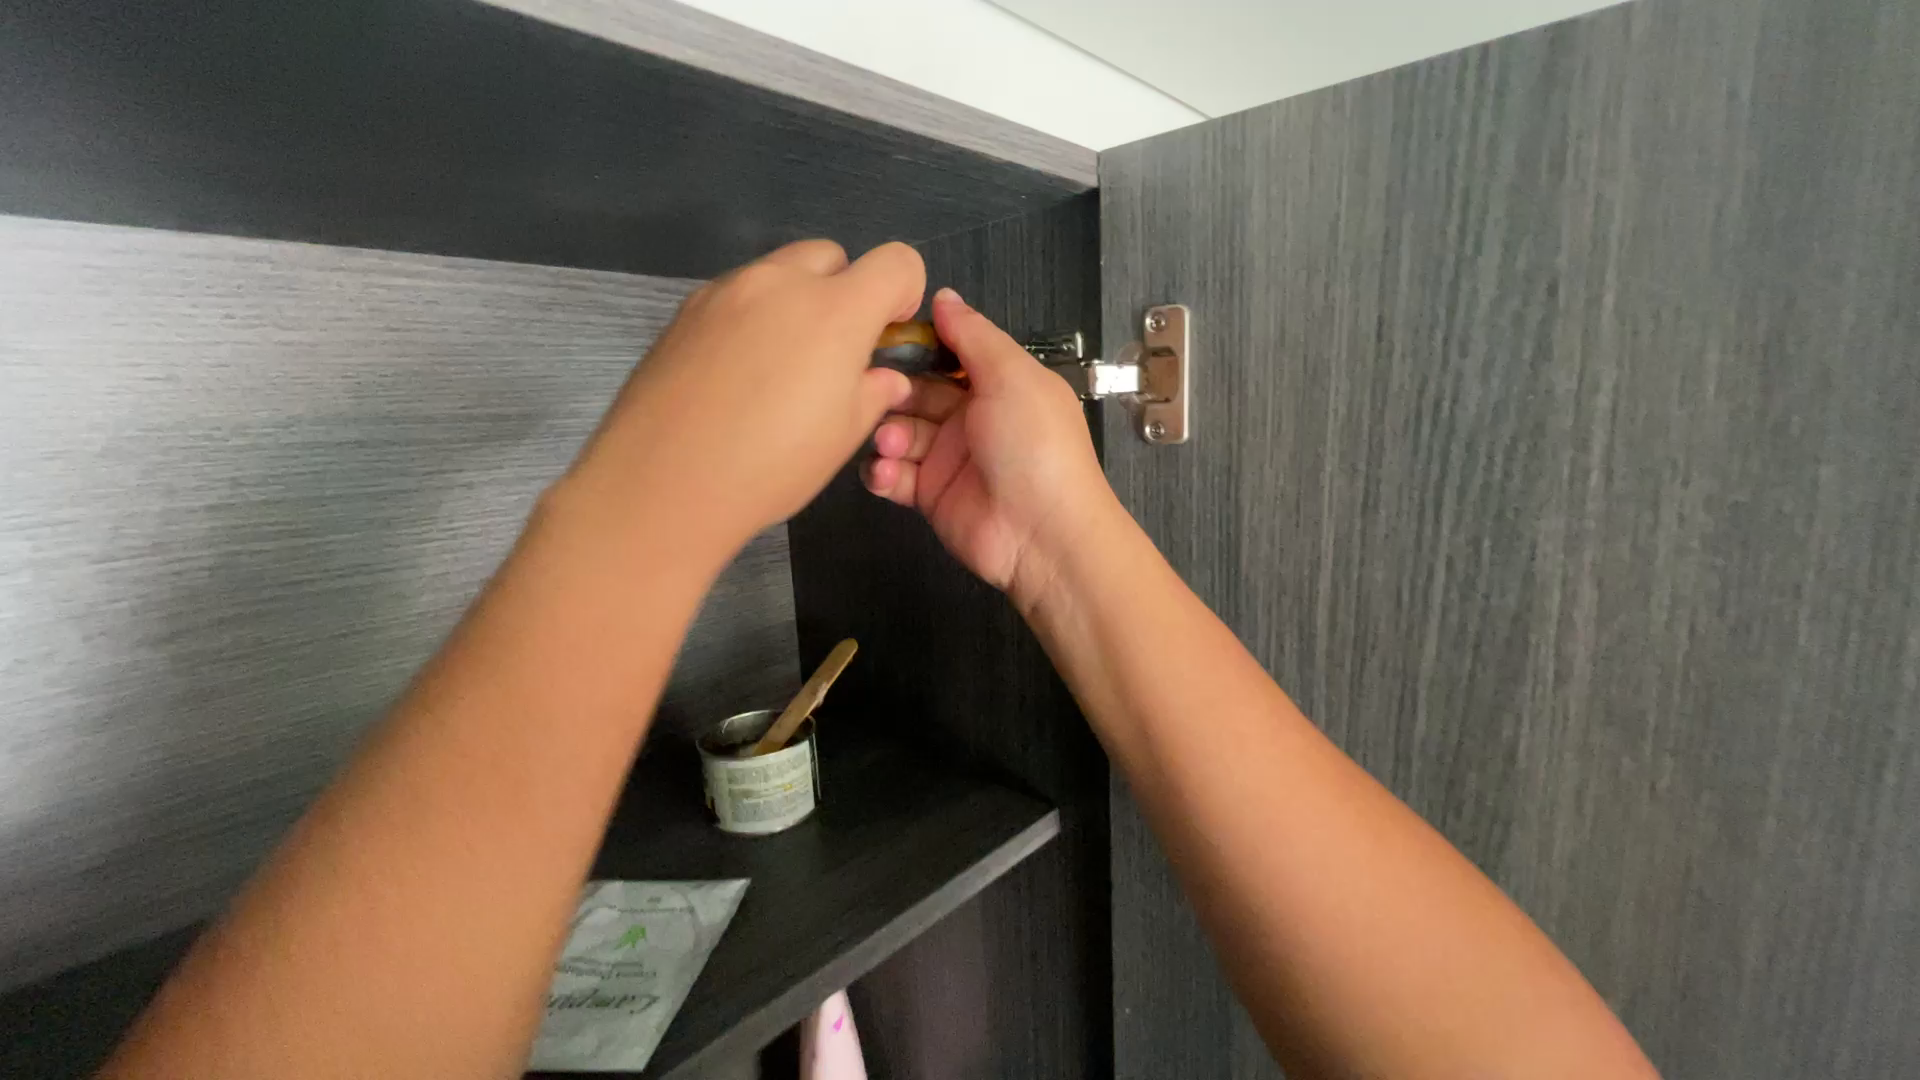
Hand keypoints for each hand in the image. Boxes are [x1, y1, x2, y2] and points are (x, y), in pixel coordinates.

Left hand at [561, 240, 922, 550]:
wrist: (664, 483)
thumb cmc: (772, 465)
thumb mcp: (843, 436)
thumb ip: (874, 392)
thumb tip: (884, 376)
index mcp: (835, 311)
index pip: (896, 262)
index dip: (905, 293)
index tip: (886, 336)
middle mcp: (781, 283)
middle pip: (832, 256)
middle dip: (845, 292)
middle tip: (831, 355)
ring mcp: (726, 291)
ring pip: (779, 272)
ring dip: (796, 304)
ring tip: (778, 370)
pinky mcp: (686, 310)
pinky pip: (737, 295)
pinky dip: (753, 319)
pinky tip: (736, 376)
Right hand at [864, 288, 1119, 611]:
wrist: (1042, 534)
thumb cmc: (1033, 446)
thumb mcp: (1012, 377)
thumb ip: (973, 335)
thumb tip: (943, 296)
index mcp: (997, 384)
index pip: (947, 354)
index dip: (917, 346)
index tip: (882, 337)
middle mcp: (971, 417)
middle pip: (916, 393)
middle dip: (895, 395)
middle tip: (879, 398)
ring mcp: (949, 459)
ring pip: (900, 434)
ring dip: (888, 435)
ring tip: (893, 446)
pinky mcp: (931, 496)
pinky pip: (895, 476)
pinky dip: (883, 473)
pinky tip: (885, 473)